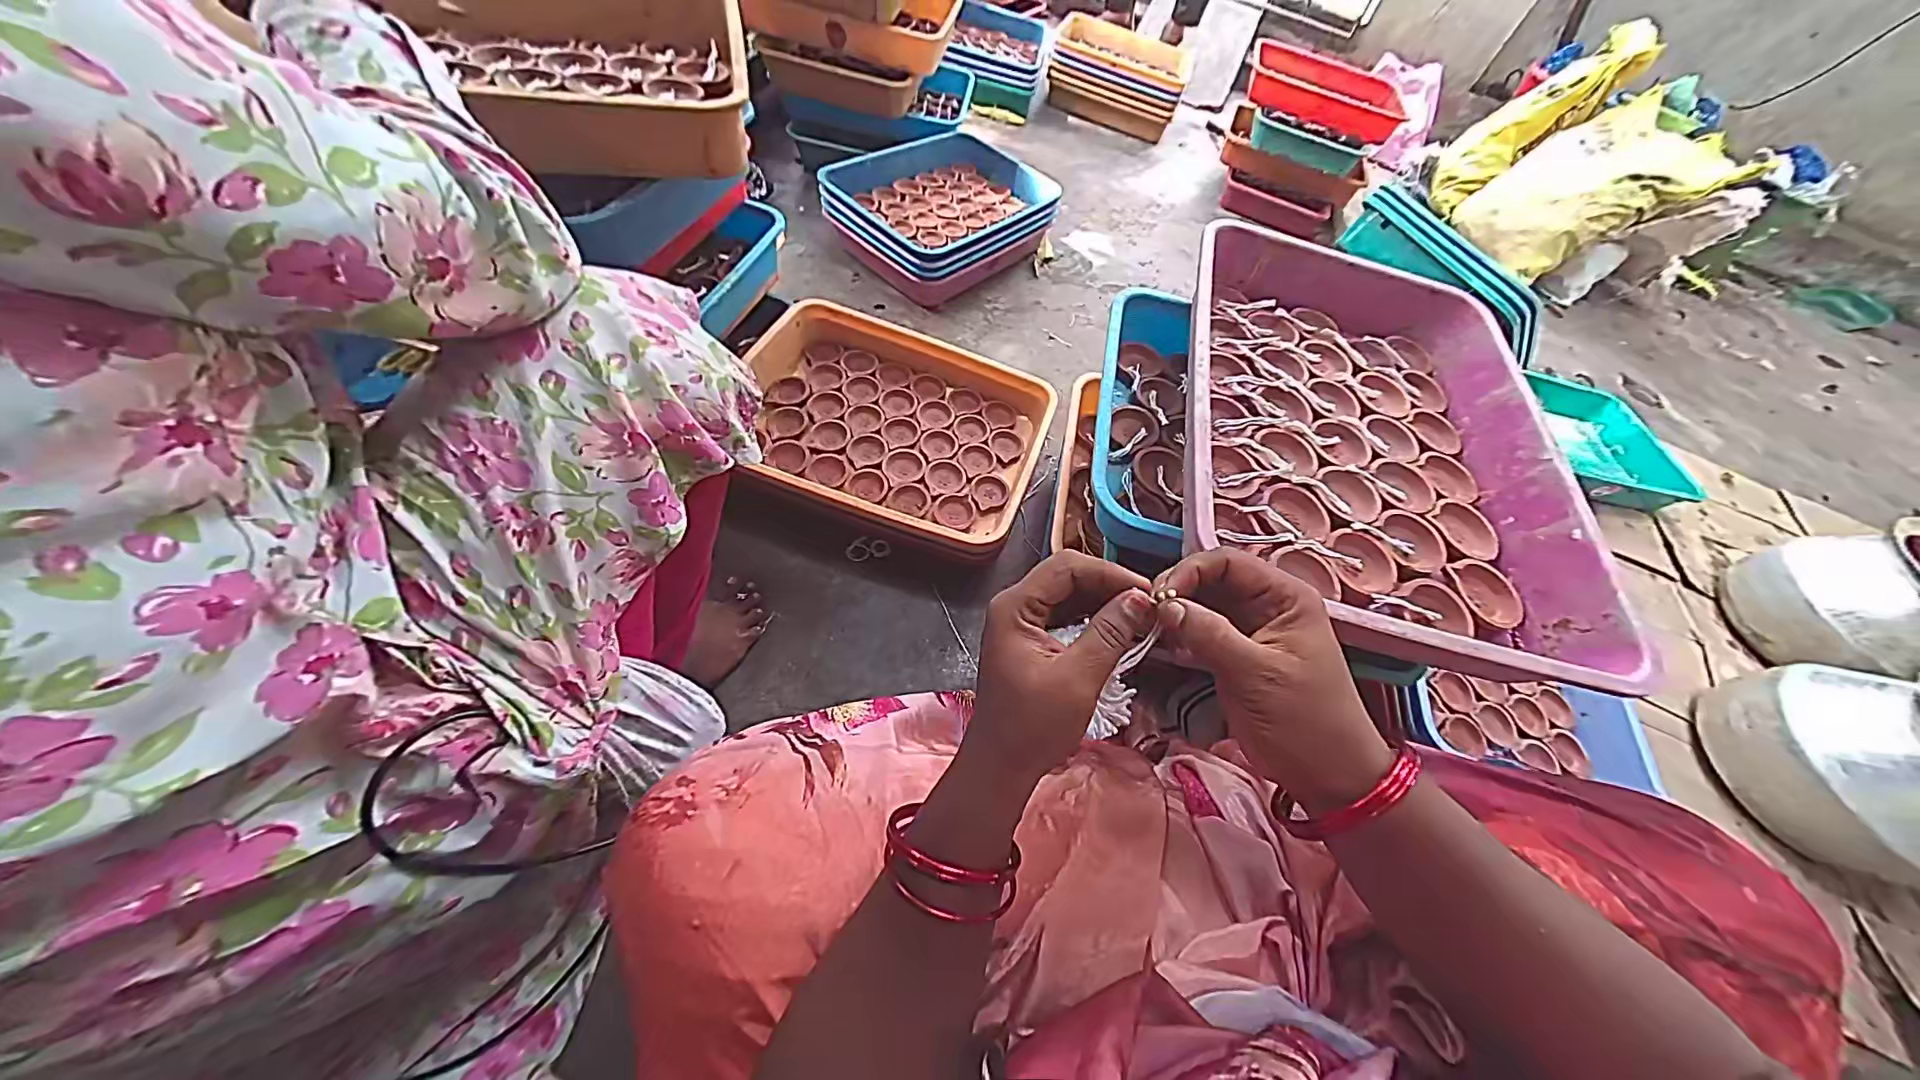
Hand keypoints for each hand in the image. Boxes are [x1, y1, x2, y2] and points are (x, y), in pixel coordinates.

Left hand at [962, 552, 1154, 793]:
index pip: (1066, 567)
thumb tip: (1140, 599)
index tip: (1146, 591)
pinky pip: (1067, 617)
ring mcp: (1022, 622)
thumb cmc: (1031, 727)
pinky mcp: (1032, 640)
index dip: (1110, 574)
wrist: (1002, 765)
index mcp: (1014, 607)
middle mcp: (1014, 606)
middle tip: (1149, 604)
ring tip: (1141, 616)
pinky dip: (1094, 621)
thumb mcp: (1077, 679)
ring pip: (1070, 596)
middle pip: (1068, 577)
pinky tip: (1121, 630)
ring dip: (1105, 603)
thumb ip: (1109, 634)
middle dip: (1110, 587)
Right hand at [1155, 549, 1393, 812]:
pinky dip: (1179, 635)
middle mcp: (1266, 605)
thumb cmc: (1306, 721)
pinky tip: (1163, 646)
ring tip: (1152, 630)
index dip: (1189, 570)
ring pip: (1201, 604)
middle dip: (1177, 592)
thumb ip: (1210, 634)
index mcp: (1285, 597)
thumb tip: (1165, 605)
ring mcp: (1249, 629)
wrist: (1328, 775)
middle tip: (1148, 614)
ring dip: (1175, 614)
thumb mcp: (1257, 673)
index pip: (1228, 562)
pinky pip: (1199, 630)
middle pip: (1210, 579)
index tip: (1159, 596)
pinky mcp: (1233, 653)